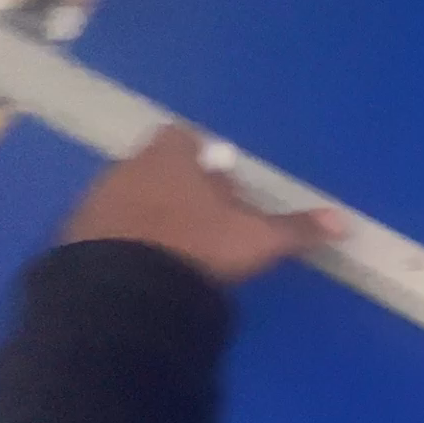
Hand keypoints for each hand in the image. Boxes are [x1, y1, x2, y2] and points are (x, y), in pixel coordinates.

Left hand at [64, 125, 342, 284]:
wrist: (126, 285)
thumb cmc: (200, 244)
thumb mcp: (261, 238)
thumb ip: (298, 228)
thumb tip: (343, 221)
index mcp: (171, 160)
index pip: (183, 137)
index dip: (203, 153)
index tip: (224, 177)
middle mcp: (128, 169)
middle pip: (159, 166)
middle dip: (185, 185)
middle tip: (215, 213)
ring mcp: (98, 199)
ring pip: (135, 194)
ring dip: (158, 210)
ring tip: (188, 240)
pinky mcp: (80, 232)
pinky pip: (114, 224)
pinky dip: (135, 234)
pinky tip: (157, 259)